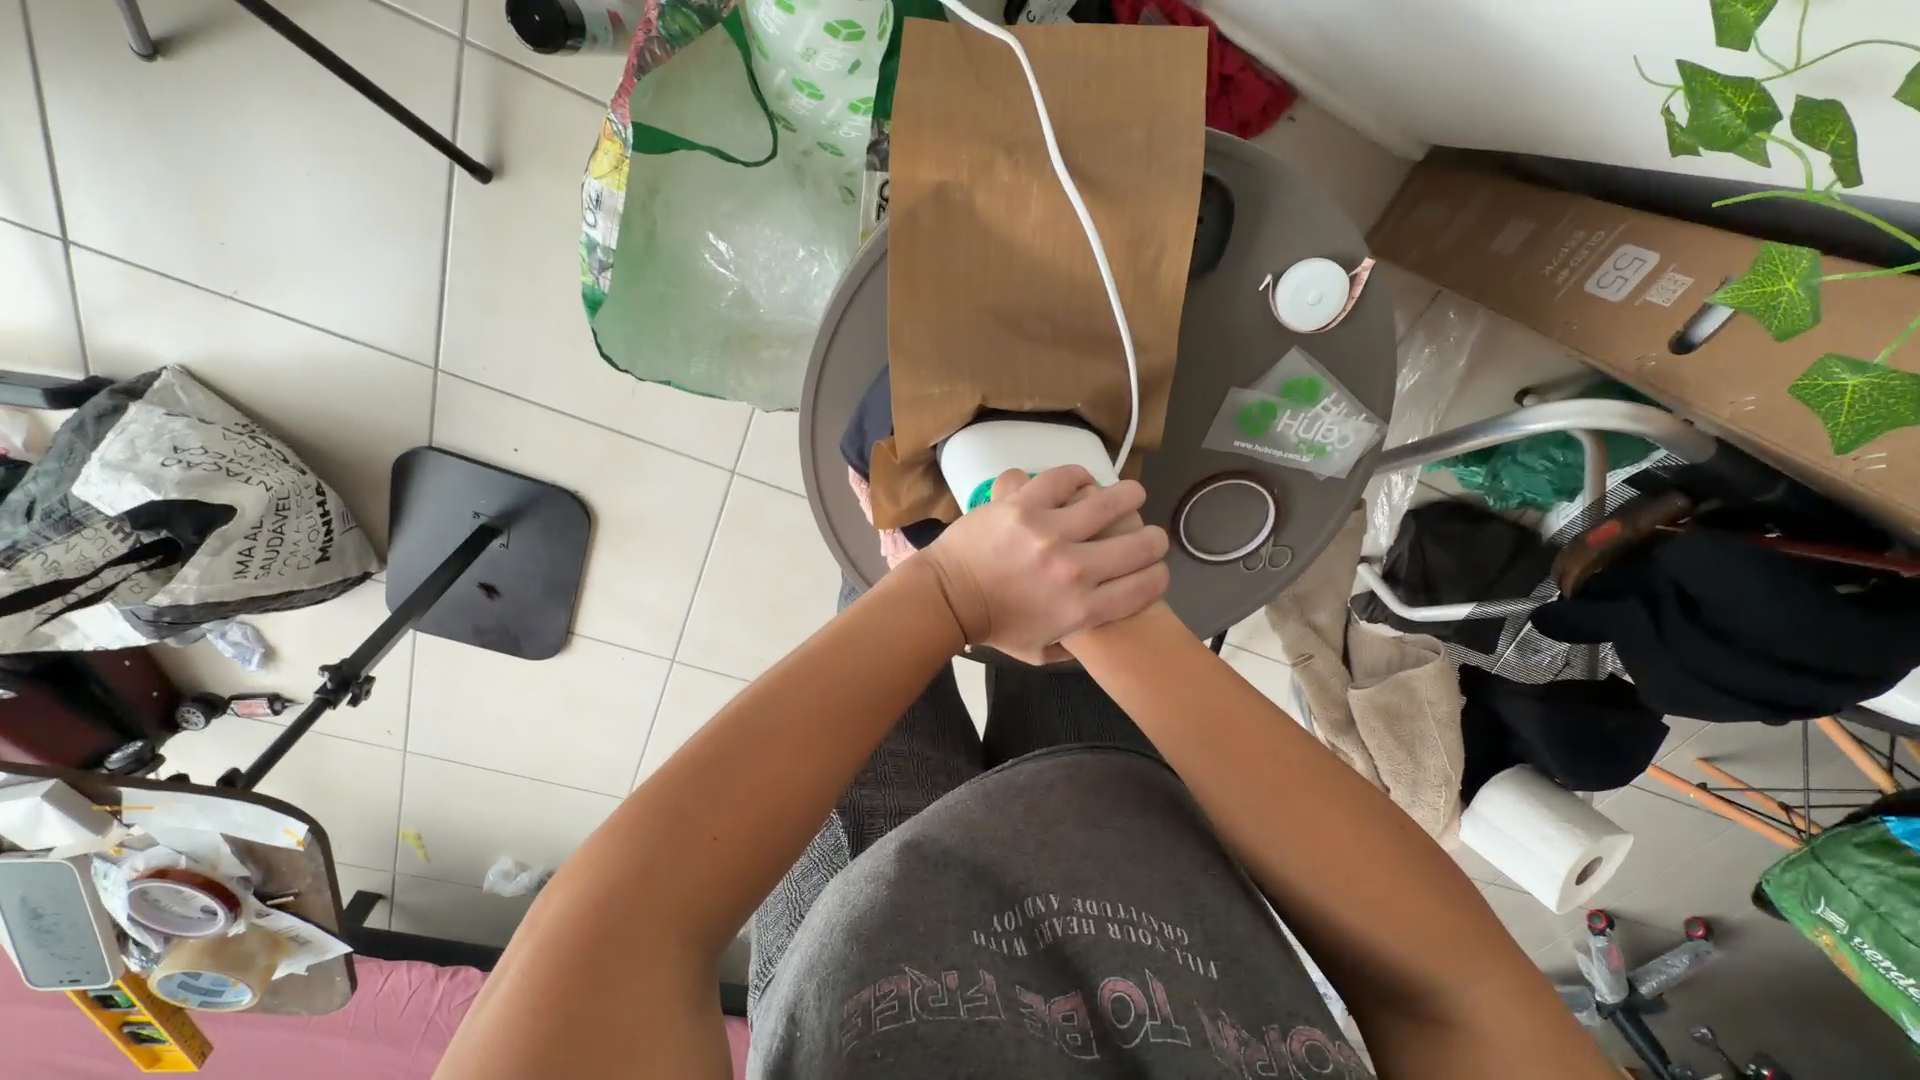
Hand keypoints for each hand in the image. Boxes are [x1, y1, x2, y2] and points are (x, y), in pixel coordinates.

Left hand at [921, 466, 1169, 663]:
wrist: (947, 597)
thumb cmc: (994, 627)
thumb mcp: (1041, 653)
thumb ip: (1076, 648)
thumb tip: (1102, 631)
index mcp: (1081, 609)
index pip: (1146, 586)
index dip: (1159, 575)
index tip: (1153, 569)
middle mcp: (1073, 569)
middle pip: (1140, 545)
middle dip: (1153, 539)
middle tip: (1147, 534)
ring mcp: (1048, 532)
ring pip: (1111, 502)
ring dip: (1129, 496)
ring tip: (1131, 495)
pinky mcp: (1023, 503)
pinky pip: (1065, 478)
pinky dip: (1080, 477)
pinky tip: (1084, 483)